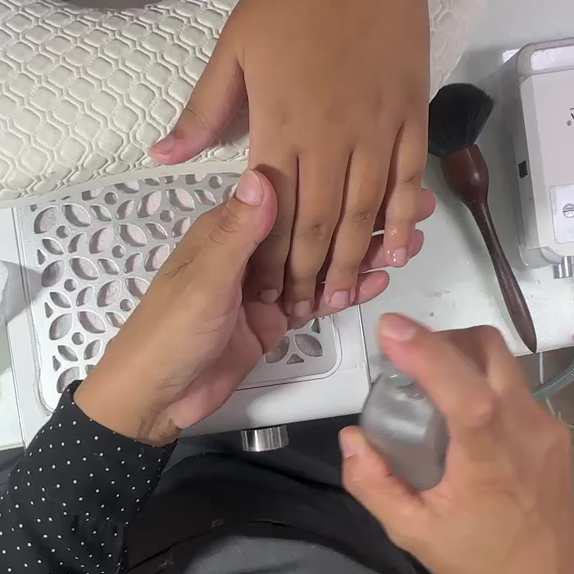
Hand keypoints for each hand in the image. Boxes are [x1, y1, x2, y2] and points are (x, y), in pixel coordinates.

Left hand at [77, 171, 427, 444]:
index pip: (292, 197)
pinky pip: (313, 300)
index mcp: (227, 232)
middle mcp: (249, 254)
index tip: (385, 175)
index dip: (338, 185)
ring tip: (409, 244)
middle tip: (418, 210)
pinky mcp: (270, 322)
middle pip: (314, 228)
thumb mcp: (203, 281)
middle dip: (361, 218)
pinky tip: (376, 281)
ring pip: (320, 263)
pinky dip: (343, 291)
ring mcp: (262, 289)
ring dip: (360, 254)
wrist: (154, 397)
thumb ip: (235, 233)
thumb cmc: (169, 333)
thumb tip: (264, 176)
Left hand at [146, 0, 431, 329]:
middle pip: (318, 224)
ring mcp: (375, 129)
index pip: (271, 214)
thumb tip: (163, 157)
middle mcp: (329, 140)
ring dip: (352, 259)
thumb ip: (201, 113)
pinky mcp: (410, 117)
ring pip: (363, 212)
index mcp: (279, 129)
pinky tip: (396, 249)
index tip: (261, 296)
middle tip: (304, 310)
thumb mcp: (230, 52)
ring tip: (343, 297)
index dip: (268, 260)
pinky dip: (401, 218)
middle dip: (308, 274)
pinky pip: (406, 180)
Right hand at [340, 316, 573, 573]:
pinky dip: (478, 378)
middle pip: (488, 352)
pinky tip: (456, 413)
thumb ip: (374, 484)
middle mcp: (526, 433)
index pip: (468, 395)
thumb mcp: (411, 534)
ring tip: (424, 383)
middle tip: (402, 357)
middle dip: (439, 339)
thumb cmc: (478, 562)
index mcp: (490, 463)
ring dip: (458, 355)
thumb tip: (352, 437)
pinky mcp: (552, 430)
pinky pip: (511, 384)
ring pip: (501, 361)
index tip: (390, 330)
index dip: (430, 356)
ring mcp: (545, 427)